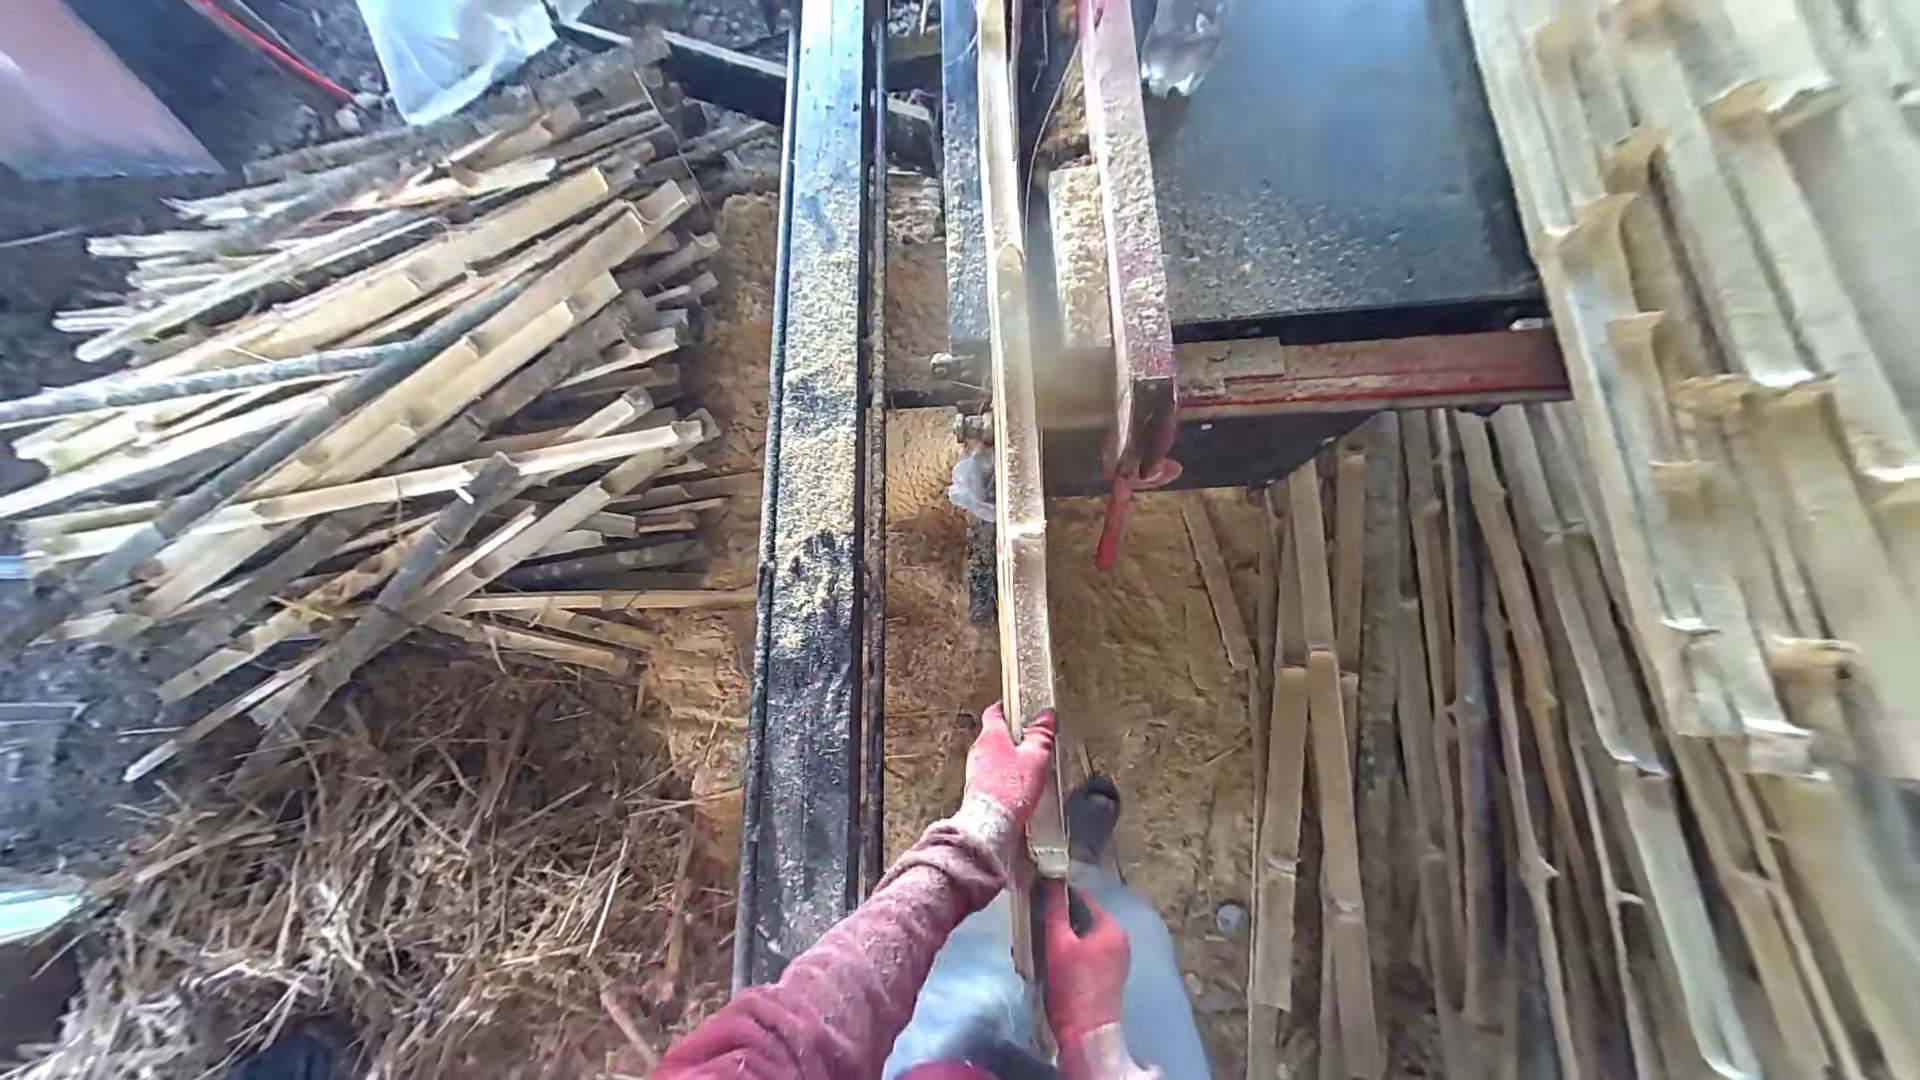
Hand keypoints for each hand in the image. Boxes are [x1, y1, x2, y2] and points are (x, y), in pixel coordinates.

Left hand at [964, 703, 1056, 825]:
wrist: (991, 822)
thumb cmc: (1011, 789)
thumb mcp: (1036, 758)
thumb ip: (1041, 735)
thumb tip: (1046, 716)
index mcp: (992, 735)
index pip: (995, 711)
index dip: (1006, 709)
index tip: (1016, 709)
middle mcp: (979, 749)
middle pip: (993, 734)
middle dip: (1010, 738)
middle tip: (1027, 743)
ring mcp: (974, 769)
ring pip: (991, 755)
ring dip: (1005, 759)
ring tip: (1024, 769)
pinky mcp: (975, 787)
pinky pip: (988, 775)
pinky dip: (1000, 777)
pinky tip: (1014, 788)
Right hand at [1042, 880, 1129, 1046]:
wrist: (1086, 1038)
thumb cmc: (1072, 987)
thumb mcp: (1057, 942)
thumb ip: (1054, 906)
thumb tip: (1051, 874)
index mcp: (1111, 927)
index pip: (1082, 896)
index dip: (1058, 893)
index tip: (1037, 895)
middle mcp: (1119, 938)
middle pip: (1083, 914)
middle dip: (1060, 916)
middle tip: (1036, 919)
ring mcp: (1117, 958)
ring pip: (1084, 933)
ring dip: (1064, 933)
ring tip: (1042, 938)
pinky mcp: (1110, 974)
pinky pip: (1089, 949)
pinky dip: (1073, 948)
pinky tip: (1055, 956)